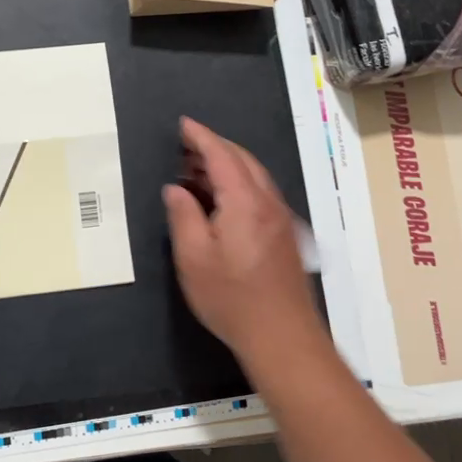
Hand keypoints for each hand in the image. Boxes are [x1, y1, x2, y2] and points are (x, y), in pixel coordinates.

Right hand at [163, 117, 325, 369]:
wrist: (282, 336)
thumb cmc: (232, 297)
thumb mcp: (193, 258)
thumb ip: (183, 217)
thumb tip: (175, 190)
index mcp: (245, 201)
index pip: (222, 155)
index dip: (201, 137)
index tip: (183, 124)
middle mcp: (268, 203)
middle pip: (243, 161)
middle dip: (214, 148)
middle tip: (184, 149)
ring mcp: (281, 220)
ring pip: (254, 178)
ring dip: (227, 166)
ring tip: (195, 172)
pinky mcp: (285, 237)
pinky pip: (260, 195)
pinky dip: (238, 185)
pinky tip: (220, 202)